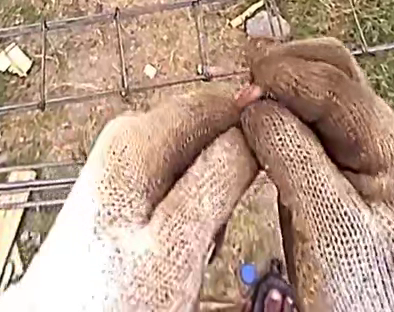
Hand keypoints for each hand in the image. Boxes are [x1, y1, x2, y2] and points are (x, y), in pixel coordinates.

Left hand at [0, 87, 257, 310]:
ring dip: (213, 188)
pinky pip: (176, 181)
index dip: (253, 120)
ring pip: (194, 156)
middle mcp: (129, 133)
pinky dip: (193, 205)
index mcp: (138, 133)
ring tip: (206, 238)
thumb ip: (216, 179)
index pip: (214, 101)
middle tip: (237, 210)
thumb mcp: (177, 242)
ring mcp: (125, 159)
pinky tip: (188, 241)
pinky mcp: (125, 187)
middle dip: (230, 161)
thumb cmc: (109, 297)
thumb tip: (253, 129)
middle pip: (204, 126)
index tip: (283, 146)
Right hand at [241, 38, 393, 311]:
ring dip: (279, 83)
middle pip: (332, 70)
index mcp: (391, 148)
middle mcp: (378, 137)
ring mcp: (357, 149)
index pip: (337, 84)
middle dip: (286, 65)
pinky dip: (276, 108)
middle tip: (244, 79)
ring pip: (316, 88)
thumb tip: (254, 103)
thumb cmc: (363, 297)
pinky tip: (253, 118)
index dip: (288, 74)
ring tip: (243, 96)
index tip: (245, 84)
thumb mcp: (327, 226)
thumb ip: (293, 157)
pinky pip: (304, 118)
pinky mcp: (332, 165)